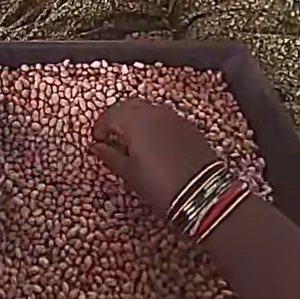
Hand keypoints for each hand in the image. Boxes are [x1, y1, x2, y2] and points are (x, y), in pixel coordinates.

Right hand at [92, 99, 221, 215]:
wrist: (203, 192)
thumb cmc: (159, 183)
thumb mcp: (129, 172)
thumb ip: (110, 156)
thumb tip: (96, 147)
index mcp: (133, 120)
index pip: (109, 115)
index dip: (100, 127)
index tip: (97, 140)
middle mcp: (152, 111)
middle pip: (128, 106)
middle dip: (117, 119)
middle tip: (111, 137)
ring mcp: (172, 116)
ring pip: (147, 109)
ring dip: (135, 119)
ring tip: (131, 140)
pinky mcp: (187, 125)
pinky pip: (163, 117)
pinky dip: (153, 124)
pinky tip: (153, 142)